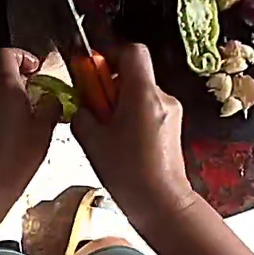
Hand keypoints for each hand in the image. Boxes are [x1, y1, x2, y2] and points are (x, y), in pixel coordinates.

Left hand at [0, 48, 58, 204]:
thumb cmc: (16, 154)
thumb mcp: (45, 125)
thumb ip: (53, 105)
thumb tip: (55, 100)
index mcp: (4, 84)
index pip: (7, 54)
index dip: (24, 56)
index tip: (38, 67)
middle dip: (19, 70)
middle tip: (38, 80)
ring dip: (14, 87)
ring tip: (35, 101)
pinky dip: (9, 103)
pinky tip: (26, 120)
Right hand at [72, 43, 200, 229]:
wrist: (161, 202)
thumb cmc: (128, 173)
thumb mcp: (91, 141)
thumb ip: (82, 114)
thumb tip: (82, 105)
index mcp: (143, 94)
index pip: (132, 52)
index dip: (109, 55)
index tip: (92, 70)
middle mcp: (162, 98)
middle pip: (134, 74)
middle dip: (109, 85)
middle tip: (92, 108)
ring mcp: (170, 112)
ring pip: (139, 94)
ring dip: (119, 104)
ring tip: (105, 131)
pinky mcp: (171, 127)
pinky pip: (147, 110)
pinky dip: (130, 117)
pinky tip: (120, 142)